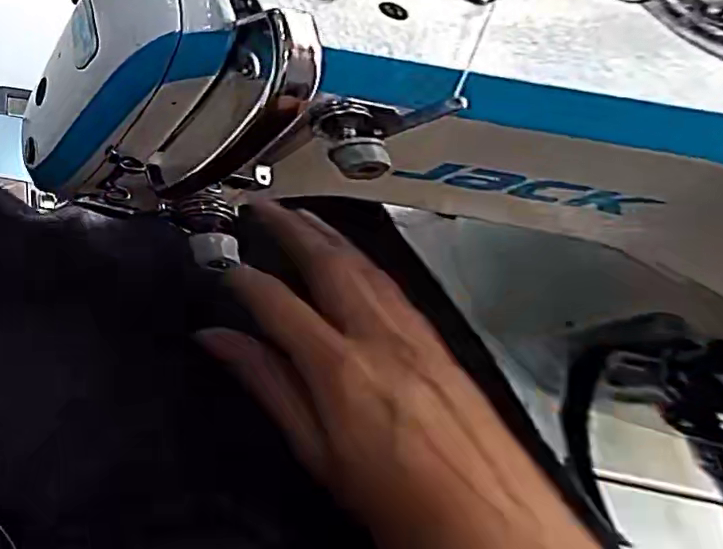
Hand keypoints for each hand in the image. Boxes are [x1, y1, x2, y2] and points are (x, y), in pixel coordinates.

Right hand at [197, 200, 595, 548]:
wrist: (504, 538)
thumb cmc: (409, 510)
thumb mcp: (319, 455)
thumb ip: (267, 385)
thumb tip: (218, 342)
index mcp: (341, 368)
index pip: (275, 300)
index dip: (242, 278)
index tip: (223, 268)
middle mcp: (380, 339)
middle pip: (325, 261)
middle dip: (287, 225)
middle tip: (260, 206)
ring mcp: (416, 337)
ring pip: (363, 264)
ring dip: (325, 232)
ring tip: (299, 216)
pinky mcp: (442, 344)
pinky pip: (391, 282)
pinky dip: (360, 256)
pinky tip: (352, 254)